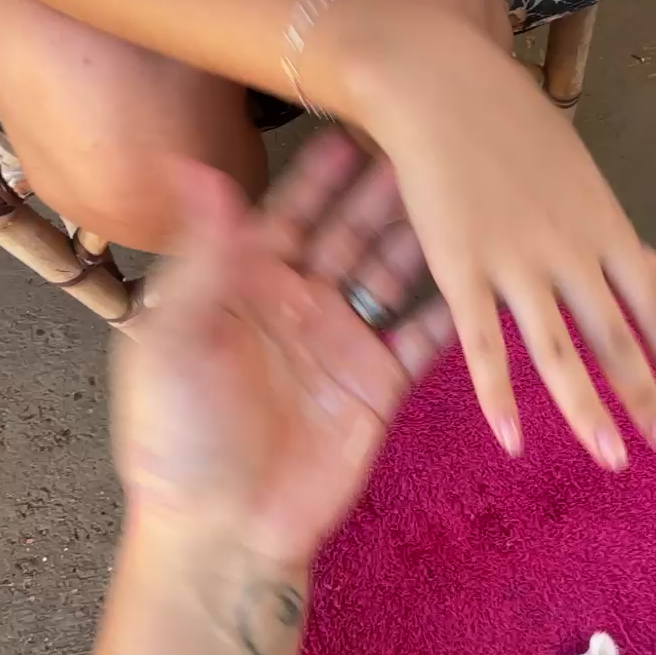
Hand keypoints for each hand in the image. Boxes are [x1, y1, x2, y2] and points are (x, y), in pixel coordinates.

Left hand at [112, 130, 453, 562]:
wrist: (227, 529)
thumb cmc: (182, 435)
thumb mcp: (175, 339)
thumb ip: (202, 256)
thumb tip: (198, 166)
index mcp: (245, 285)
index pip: (289, 213)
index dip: (320, 173)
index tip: (355, 125)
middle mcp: (301, 303)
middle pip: (351, 235)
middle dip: (384, 193)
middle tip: (426, 151)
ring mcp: (346, 342)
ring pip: (392, 275)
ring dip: (423, 240)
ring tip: (463, 200)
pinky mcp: (381, 383)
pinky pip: (423, 337)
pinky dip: (451, 310)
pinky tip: (480, 277)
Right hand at [321, 6, 655, 470]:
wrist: (440, 83)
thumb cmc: (510, 120)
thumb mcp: (577, 167)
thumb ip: (607, 225)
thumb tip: (647, 262)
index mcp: (604, 225)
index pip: (652, 305)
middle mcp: (571, 252)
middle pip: (615, 339)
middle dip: (644, 396)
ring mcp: (516, 265)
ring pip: (559, 354)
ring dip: (588, 412)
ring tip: (613, 459)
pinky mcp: (461, 272)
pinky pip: (484, 348)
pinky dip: (500, 398)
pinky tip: (513, 442)